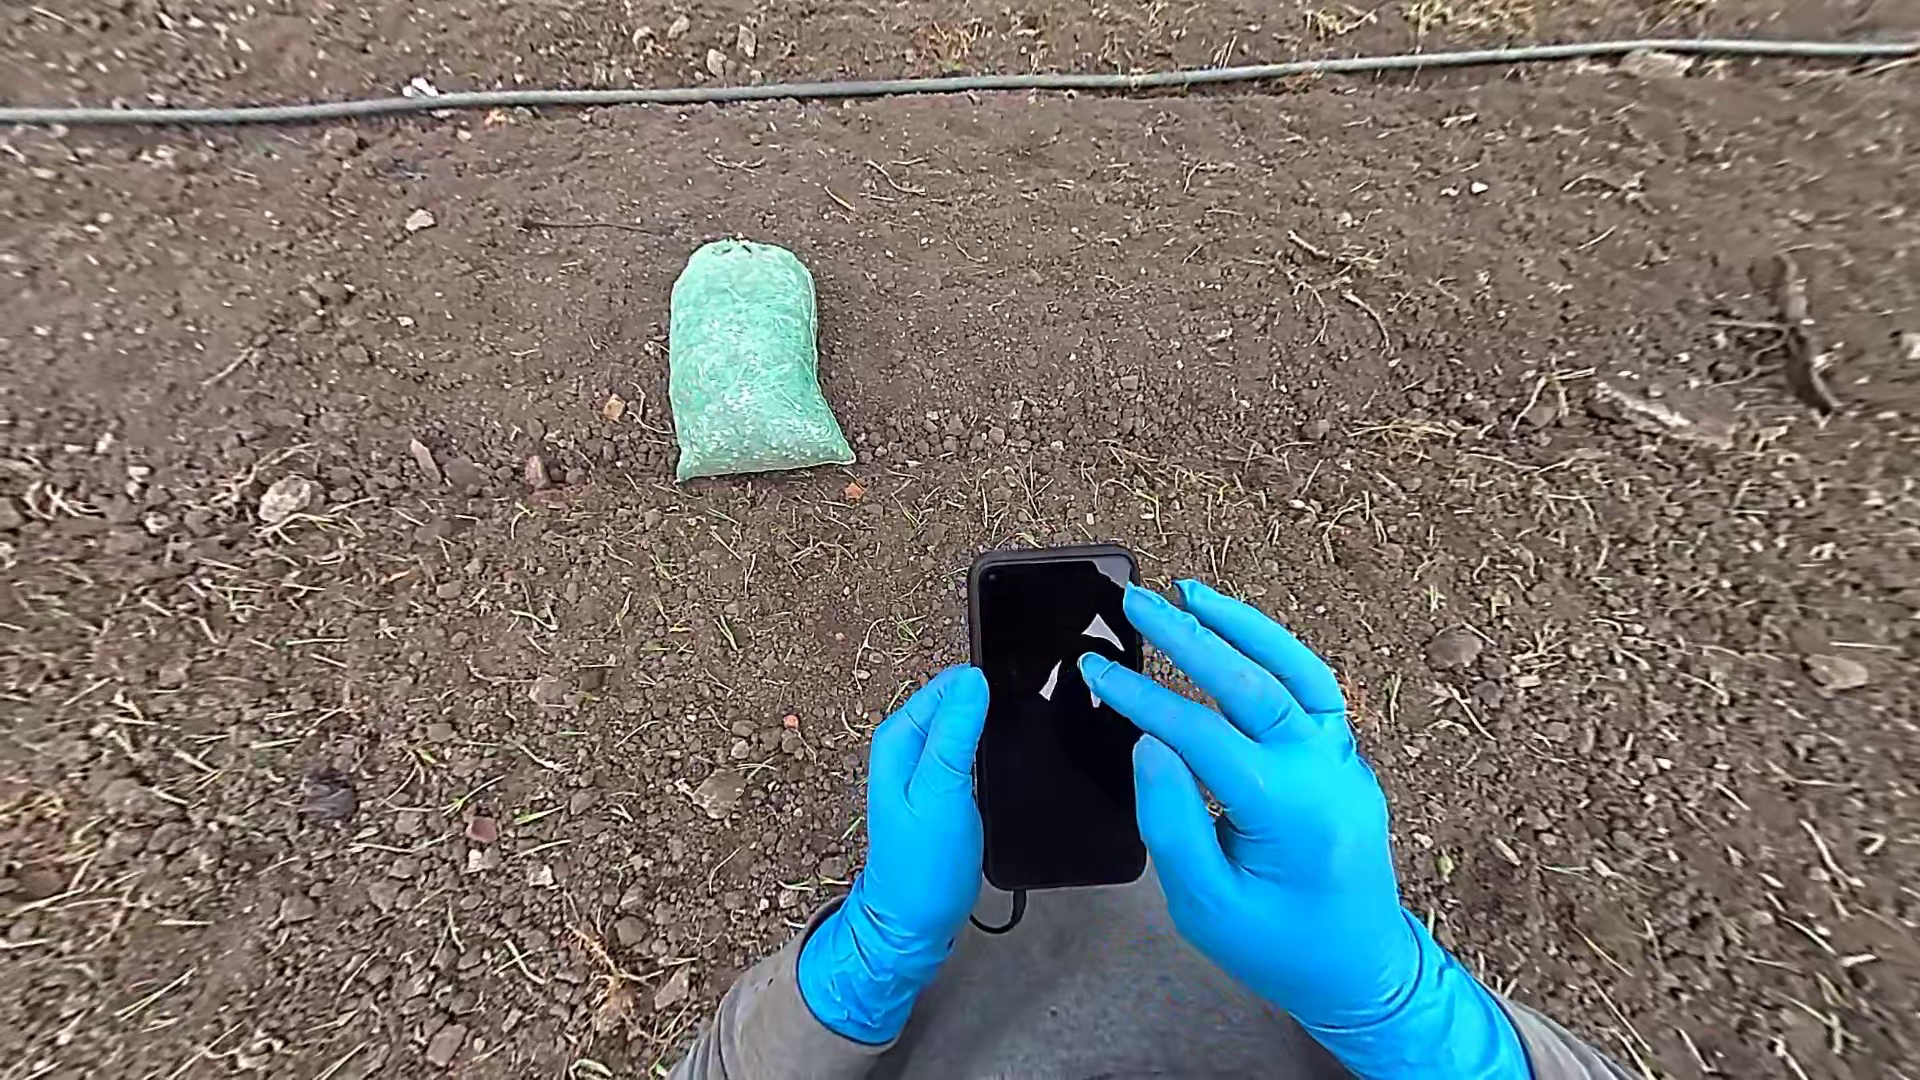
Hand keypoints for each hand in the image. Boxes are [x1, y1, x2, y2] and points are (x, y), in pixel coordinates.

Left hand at [798, 665, 988, 1042]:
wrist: (914, 923)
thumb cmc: (923, 864)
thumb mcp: (941, 792)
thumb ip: (955, 733)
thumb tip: (973, 679)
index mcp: (900, 736)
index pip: (946, 685)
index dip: (981, 685)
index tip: (1016, 695)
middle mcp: (910, 743)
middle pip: (956, 700)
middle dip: (987, 703)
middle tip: (1022, 718)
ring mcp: (926, 764)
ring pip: (965, 723)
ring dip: (989, 724)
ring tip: (1020, 731)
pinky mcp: (943, 782)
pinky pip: (968, 747)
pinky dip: (987, 746)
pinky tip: (1005, 753)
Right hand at [1080, 581, 1526, 1078]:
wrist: (1361, 970)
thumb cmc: (1275, 946)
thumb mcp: (1205, 905)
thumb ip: (1170, 821)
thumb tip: (1149, 740)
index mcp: (1289, 814)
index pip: (1204, 735)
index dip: (1144, 698)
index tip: (1096, 669)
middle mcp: (1324, 772)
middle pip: (1250, 683)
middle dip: (1187, 636)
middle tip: (1137, 601)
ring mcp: (1341, 755)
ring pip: (1293, 668)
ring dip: (1238, 623)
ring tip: (1188, 591)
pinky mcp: (1341, 749)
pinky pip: (1309, 682)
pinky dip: (1269, 645)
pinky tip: (1232, 626)